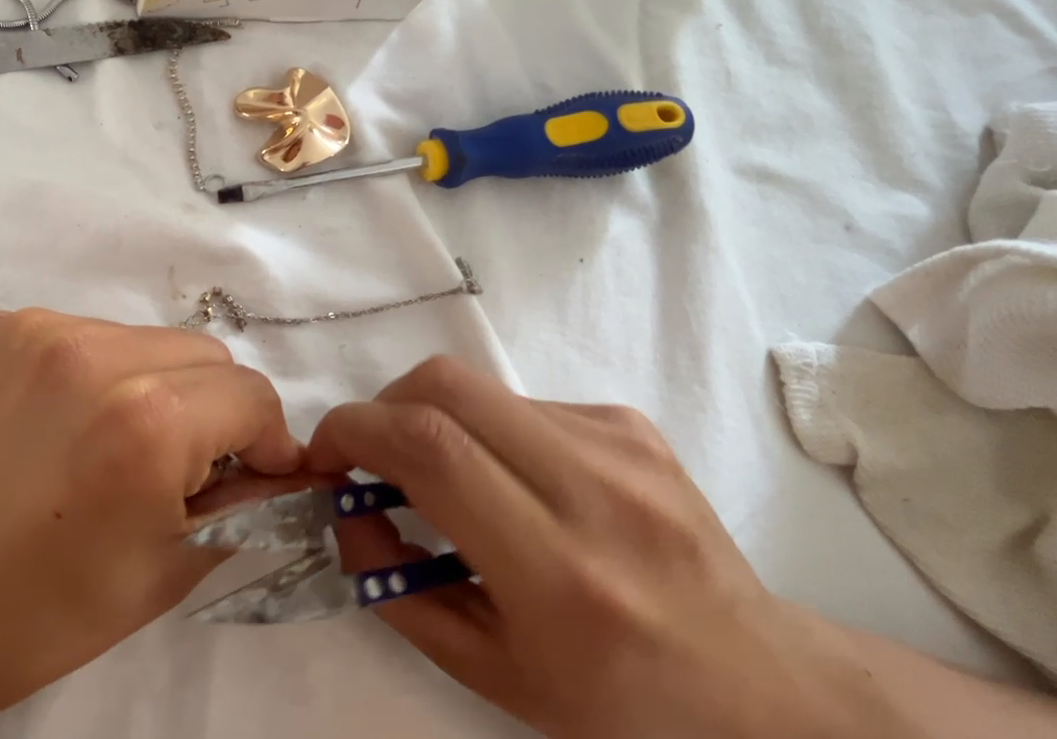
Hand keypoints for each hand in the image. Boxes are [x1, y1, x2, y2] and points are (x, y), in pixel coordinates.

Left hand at [0, 309, 301, 733]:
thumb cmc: (30, 614)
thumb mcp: (162, 575)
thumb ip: (240, 508)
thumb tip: (285, 474)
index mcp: (146, 420)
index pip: (253, 399)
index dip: (267, 446)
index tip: (253, 484)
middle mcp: (99, 352)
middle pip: (208, 358)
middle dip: (218, 414)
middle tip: (183, 476)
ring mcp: (44, 329)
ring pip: (152, 342)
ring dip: (162, 388)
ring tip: (119, 449)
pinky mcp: (5, 327)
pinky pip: (94, 337)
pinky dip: (106, 375)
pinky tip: (70, 427)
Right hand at [309, 358, 924, 738]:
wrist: (758, 685)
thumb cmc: (611, 697)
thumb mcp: (483, 669)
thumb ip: (393, 587)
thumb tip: (345, 510)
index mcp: (558, 572)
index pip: (431, 451)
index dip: (355, 432)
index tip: (326, 456)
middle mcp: (595, 491)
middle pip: (446, 386)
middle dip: (380, 406)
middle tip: (369, 455)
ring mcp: (622, 447)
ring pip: (477, 385)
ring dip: (428, 416)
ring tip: (440, 474)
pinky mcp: (632, 425)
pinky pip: (519, 400)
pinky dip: (482, 427)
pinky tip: (508, 478)